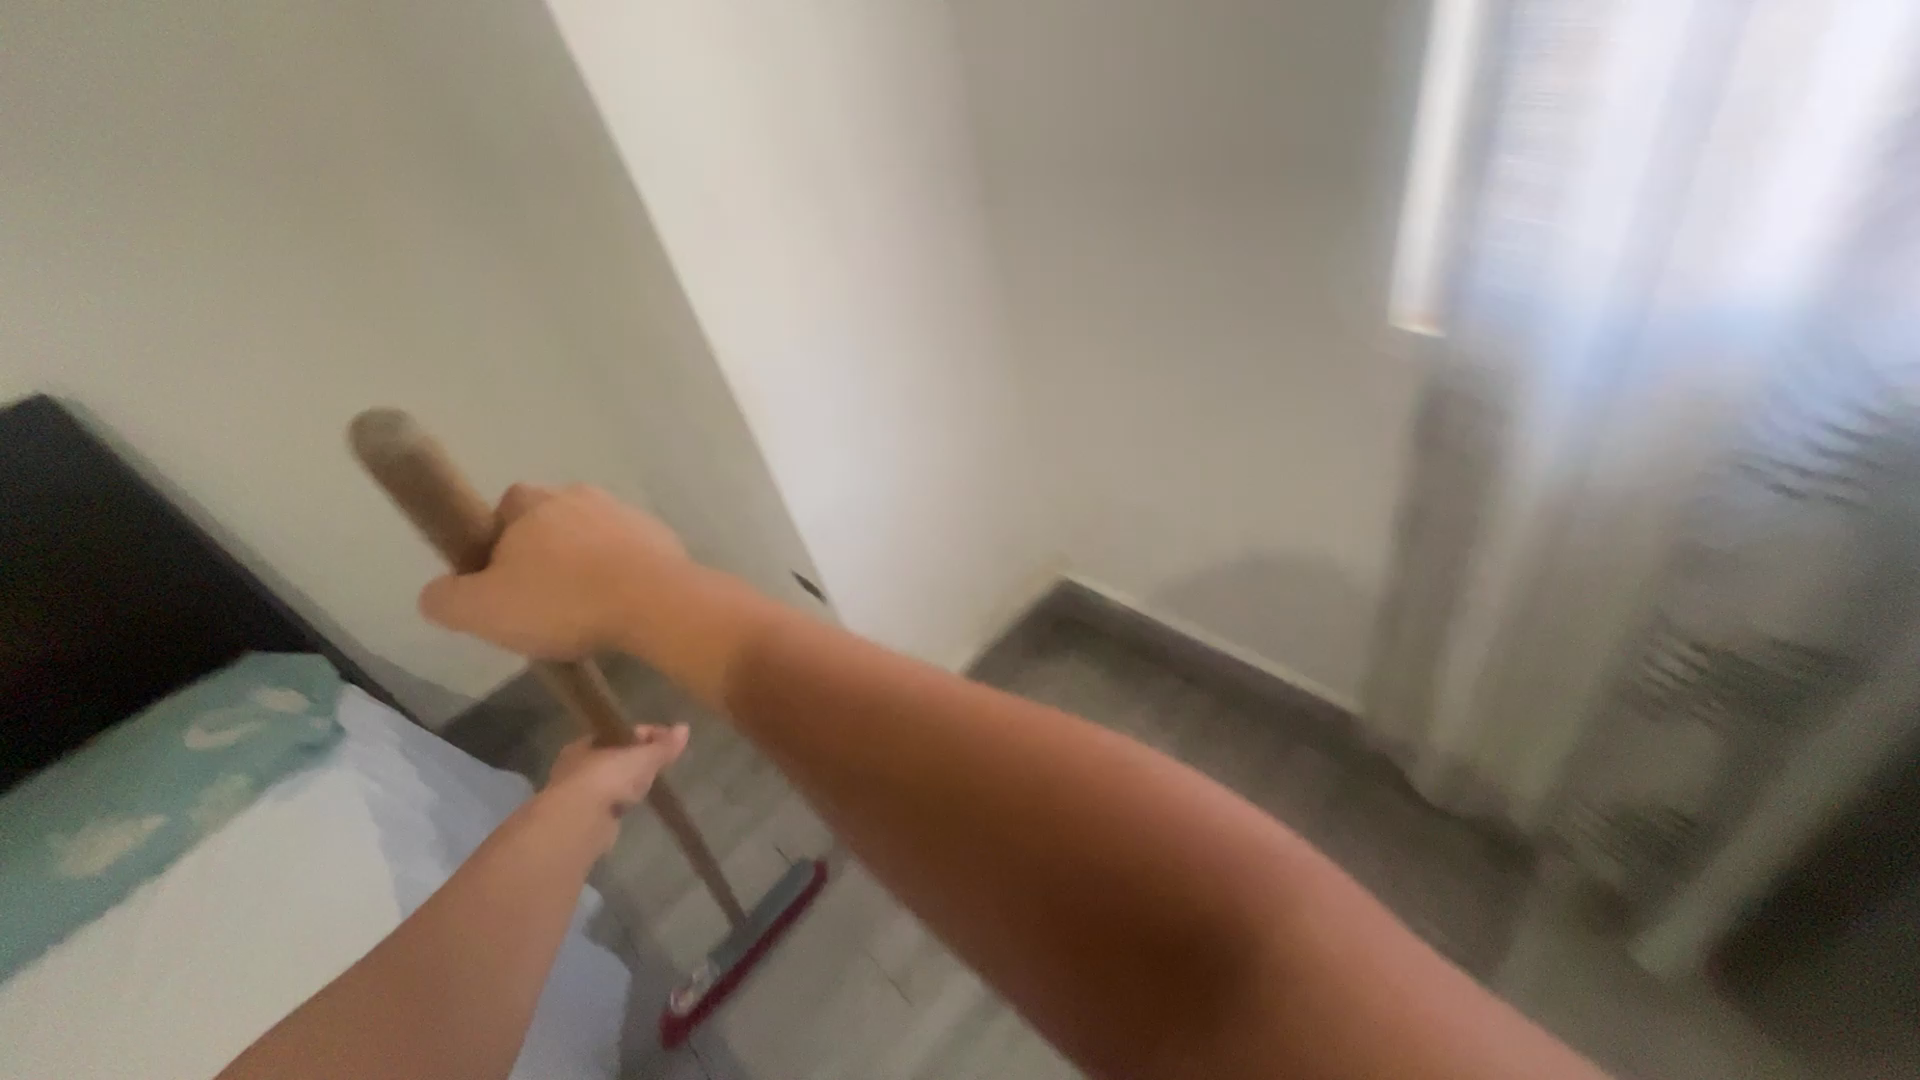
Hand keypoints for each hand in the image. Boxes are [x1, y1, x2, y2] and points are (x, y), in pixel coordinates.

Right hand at [419, 484, 690, 660]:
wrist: (657, 603)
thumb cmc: (564, 602)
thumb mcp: (482, 611)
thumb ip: (446, 599)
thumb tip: (438, 593)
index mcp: (534, 502)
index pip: (504, 510)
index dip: (497, 545)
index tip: (503, 583)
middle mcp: (582, 496)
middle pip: (552, 522)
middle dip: (546, 555)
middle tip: (544, 601)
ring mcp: (628, 515)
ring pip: (595, 538)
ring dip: (588, 566)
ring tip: (587, 611)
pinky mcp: (664, 539)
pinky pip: (632, 556)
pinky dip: (624, 577)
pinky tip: (623, 610)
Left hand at [535, 726, 689, 852]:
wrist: (579, 821)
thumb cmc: (607, 777)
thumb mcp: (642, 757)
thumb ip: (663, 746)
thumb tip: (684, 728)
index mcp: (585, 744)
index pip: (619, 732)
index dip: (646, 734)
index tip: (669, 740)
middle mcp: (577, 766)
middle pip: (614, 756)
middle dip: (638, 758)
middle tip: (662, 761)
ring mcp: (579, 794)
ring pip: (612, 781)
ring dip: (630, 781)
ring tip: (653, 784)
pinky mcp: (585, 819)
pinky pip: (611, 803)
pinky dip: (624, 801)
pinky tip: (636, 805)